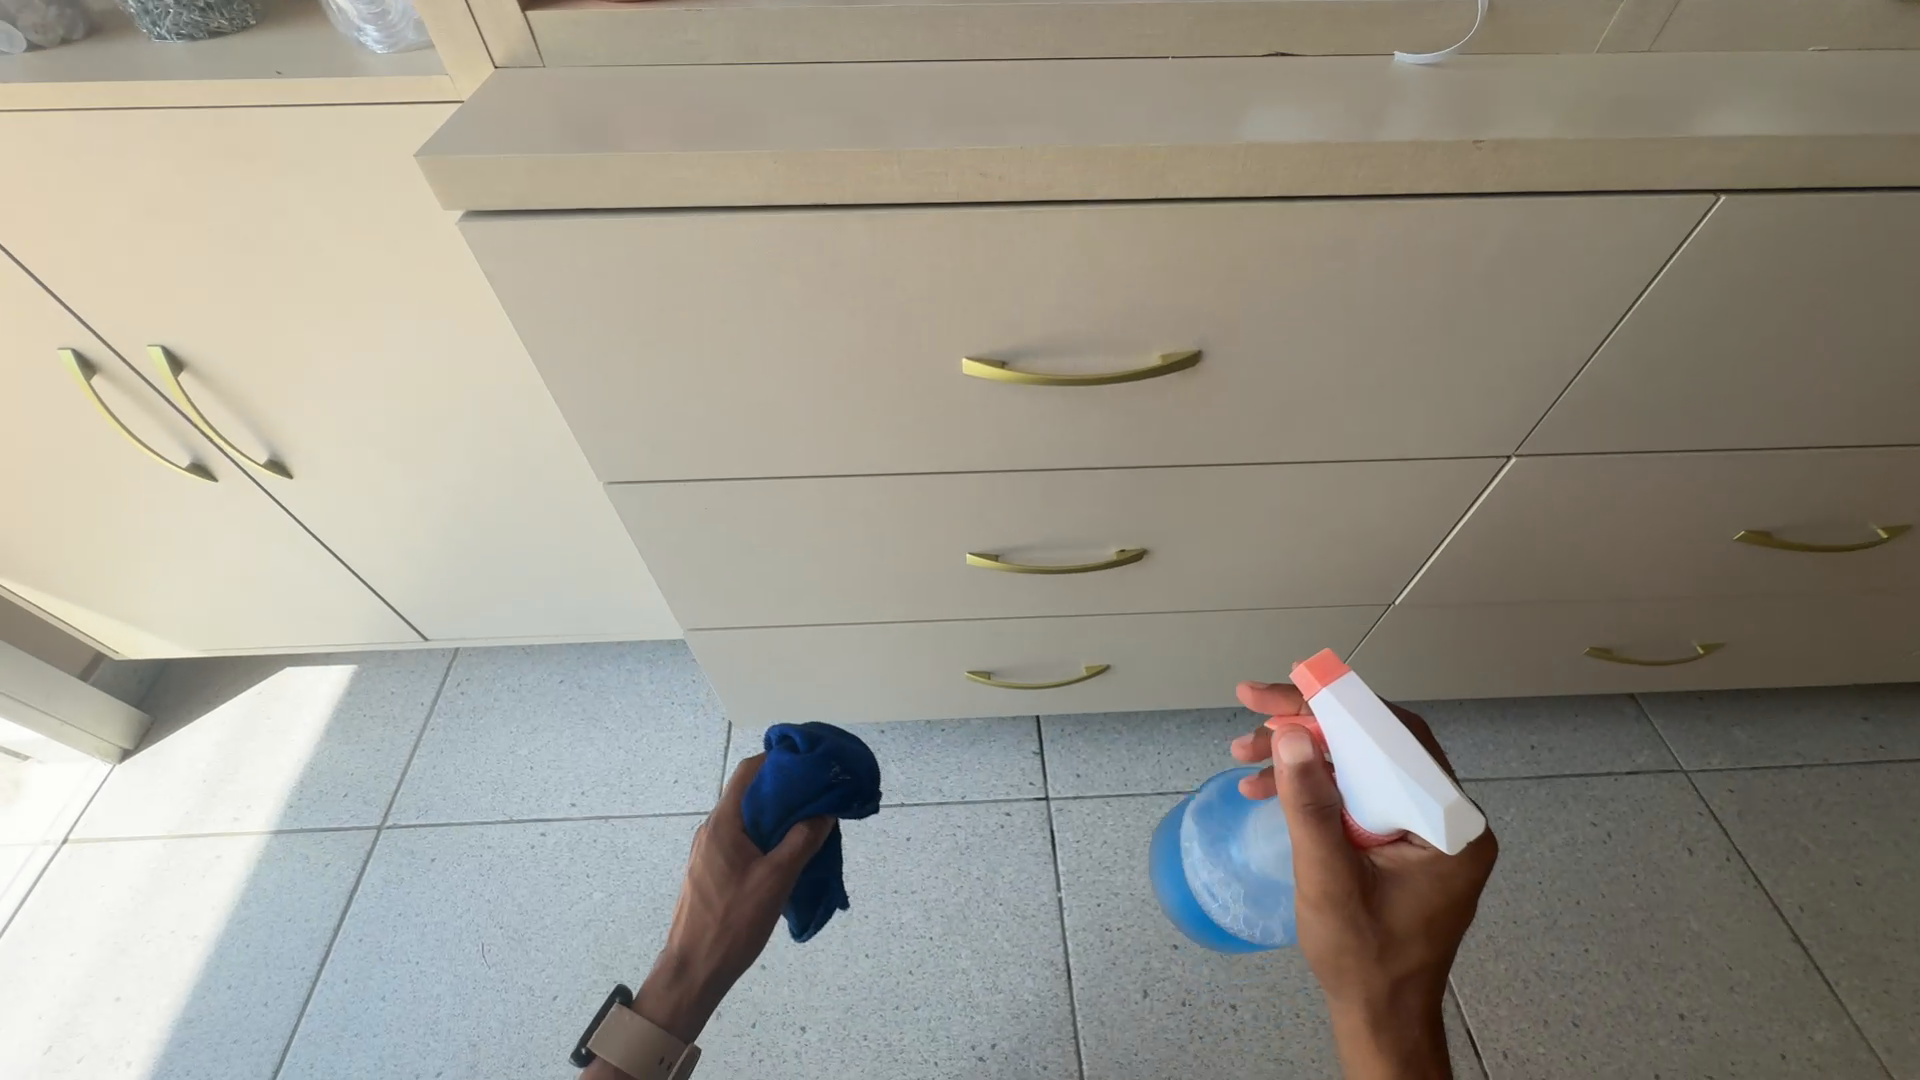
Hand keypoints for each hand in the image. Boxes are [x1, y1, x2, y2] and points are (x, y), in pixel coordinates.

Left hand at [617, 755, 833, 1055]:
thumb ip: (802, 840)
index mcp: (723, 823)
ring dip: (778, 815)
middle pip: (750, 792)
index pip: (749, 771)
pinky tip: (789, 851)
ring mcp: (710, 850)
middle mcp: (712, 829)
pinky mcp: (712, 869)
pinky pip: (743, 838)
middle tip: (818, 793)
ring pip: (748, 818)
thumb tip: (825, 813)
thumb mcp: (777, 879)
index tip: (809, 762)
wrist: (692, 973)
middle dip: (785, 788)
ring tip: (811, 821)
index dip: (778, 759)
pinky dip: (767, 835)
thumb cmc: (732, 922)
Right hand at [1230, 682, 1497, 1079]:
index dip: (1341, 705)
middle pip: (1373, 743)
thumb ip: (1311, 807)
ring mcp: (1417, 827)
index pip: (1397, 740)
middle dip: (1308, 722)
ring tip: (1242, 752)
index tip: (1289, 684)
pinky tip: (1263, 787)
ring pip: (1355, 762)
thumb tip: (1293, 737)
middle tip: (1252, 706)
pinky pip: (1349, 790)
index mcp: (1450, 826)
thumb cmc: (1364, 958)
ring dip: (1297, 753)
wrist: (1378, 1017)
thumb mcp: (1329, 881)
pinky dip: (1305, 783)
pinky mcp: (1393, 838)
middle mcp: (1442, 818)